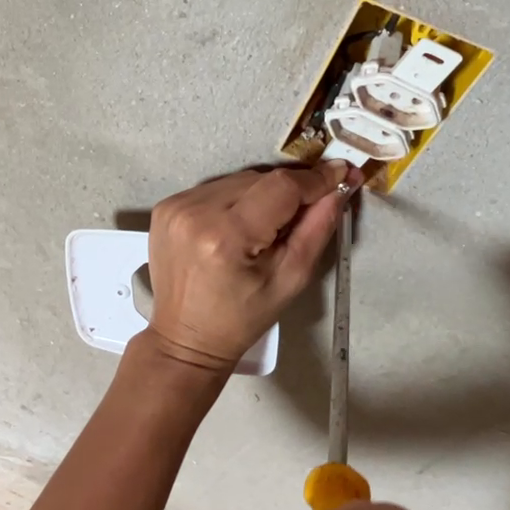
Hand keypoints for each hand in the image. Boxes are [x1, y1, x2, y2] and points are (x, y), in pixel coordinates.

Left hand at [143, 161, 359, 371]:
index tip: (343, 172)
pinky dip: (236, 199)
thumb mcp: (290, 280)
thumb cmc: (241, 318)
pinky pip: (216, 188)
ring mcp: (177, 206)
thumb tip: (339, 186)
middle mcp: (196, 212)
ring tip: (269, 225)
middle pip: (260, 179)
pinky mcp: (166, 206)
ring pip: (238, 180)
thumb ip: (317, 228)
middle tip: (311, 206)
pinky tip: (239, 225)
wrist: (184, 338)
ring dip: (262, 193)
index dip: (316, 178)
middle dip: (290, 190)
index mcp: (226, 236)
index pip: (281, 187)